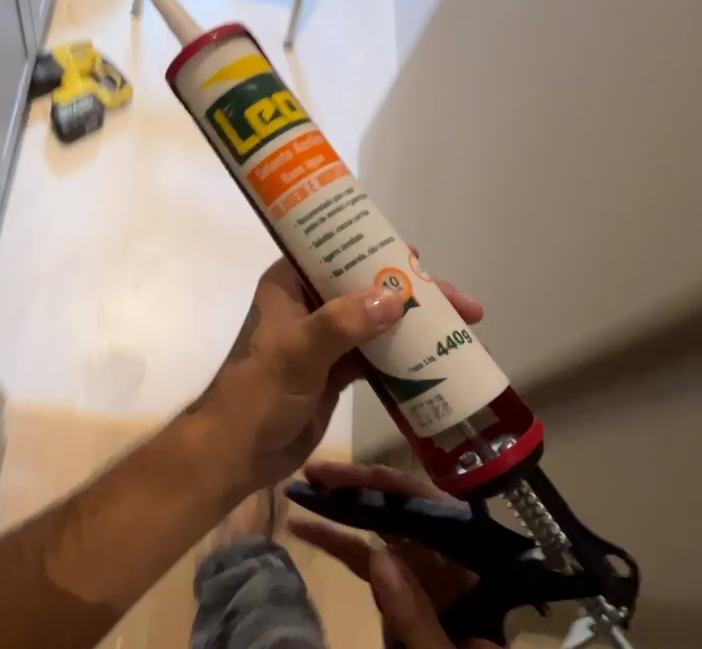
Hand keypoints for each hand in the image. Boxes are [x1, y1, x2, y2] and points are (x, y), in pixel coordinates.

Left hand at [185, 259, 485, 497]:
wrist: (239, 452)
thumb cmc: (258, 393)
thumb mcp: (298, 353)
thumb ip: (342, 323)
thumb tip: (394, 297)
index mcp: (289, 284)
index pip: (335, 252)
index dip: (375, 248)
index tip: (418, 257)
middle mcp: (307, 303)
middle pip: (364, 285)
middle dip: (409, 291)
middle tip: (461, 302)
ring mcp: (323, 337)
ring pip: (375, 319)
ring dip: (413, 323)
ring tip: (463, 327)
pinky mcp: (335, 369)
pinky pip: (376, 354)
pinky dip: (403, 355)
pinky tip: (438, 359)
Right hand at [291, 463, 494, 648]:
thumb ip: (417, 617)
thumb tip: (378, 557)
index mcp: (478, 569)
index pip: (433, 508)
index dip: (388, 486)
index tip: (346, 475)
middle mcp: (450, 561)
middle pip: (402, 512)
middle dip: (357, 489)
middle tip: (314, 473)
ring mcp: (426, 577)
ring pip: (379, 533)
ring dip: (339, 512)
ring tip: (299, 493)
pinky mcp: (404, 595)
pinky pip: (368, 563)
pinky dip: (338, 546)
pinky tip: (304, 530)